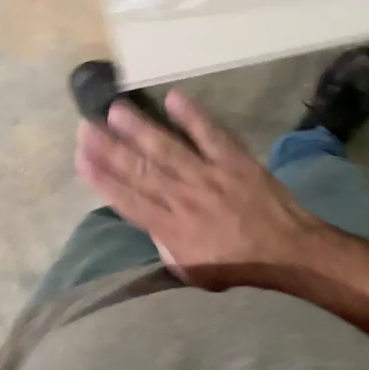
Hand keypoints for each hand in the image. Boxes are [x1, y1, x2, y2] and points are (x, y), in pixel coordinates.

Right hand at [76, 91, 326, 286]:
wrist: (287, 251)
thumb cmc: (239, 266)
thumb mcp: (193, 272)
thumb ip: (166, 247)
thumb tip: (149, 225)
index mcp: (172, 229)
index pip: (128, 200)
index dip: (102, 178)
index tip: (81, 157)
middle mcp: (184, 199)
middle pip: (139, 169)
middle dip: (109, 147)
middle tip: (85, 126)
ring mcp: (210, 176)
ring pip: (167, 148)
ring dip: (139, 127)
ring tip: (115, 109)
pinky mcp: (234, 160)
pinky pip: (210, 134)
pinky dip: (192, 115)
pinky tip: (173, 97)